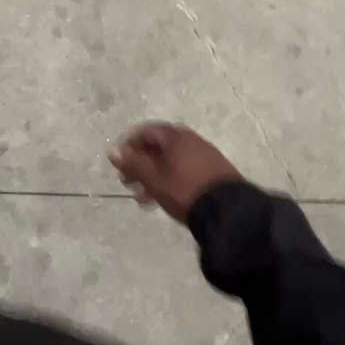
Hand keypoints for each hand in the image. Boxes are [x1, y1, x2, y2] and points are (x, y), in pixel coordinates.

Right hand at [109, 122, 242, 221]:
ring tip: (144, 198)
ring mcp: (206, 156)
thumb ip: (132, 163)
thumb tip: (113, 151)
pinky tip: (166, 199)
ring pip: (171, 162)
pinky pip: (186, 171)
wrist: (230, 213)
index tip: (118, 164)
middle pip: (158, 147)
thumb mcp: (153, 178)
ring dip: (154, 176)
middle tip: (128, 183)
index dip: (128, 146)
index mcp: (174, 136)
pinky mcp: (216, 173)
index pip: (144, 132)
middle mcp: (190, 140)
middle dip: (140, 165)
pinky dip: (171, 181)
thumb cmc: (184, 189)